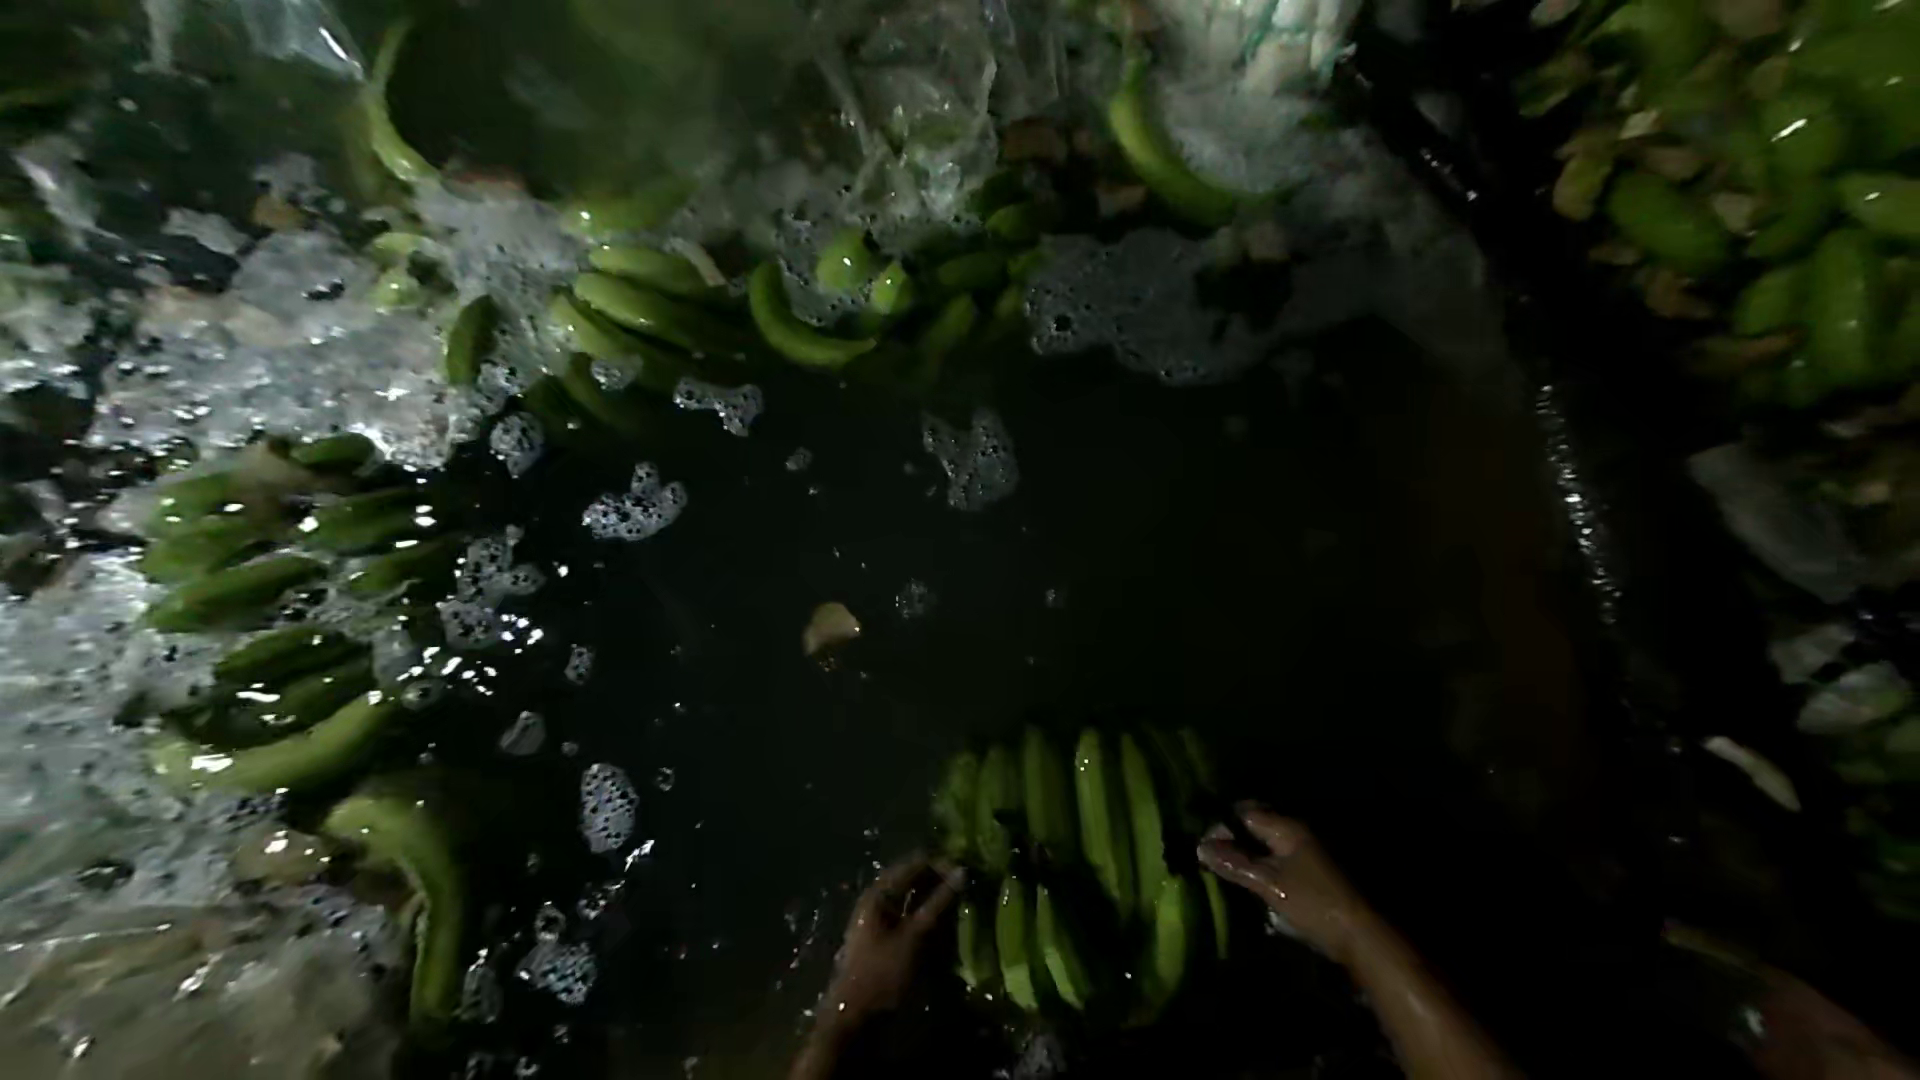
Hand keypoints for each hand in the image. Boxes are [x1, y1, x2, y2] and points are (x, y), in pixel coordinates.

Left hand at [819, 853, 965, 1024]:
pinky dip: (925, 914)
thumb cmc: (882, 974)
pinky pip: (908, 914)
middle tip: (966, 885)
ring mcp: (878, 918)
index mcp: (879, 892)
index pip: (915, 863)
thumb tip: (961, 872)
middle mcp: (876, 899)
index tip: (967, 871)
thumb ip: (938, 903)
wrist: (852, 1021)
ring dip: (933, 897)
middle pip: (912, 878)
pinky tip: (943, 922)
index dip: (941, 864)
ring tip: (959, 902)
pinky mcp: (882, 937)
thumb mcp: (914, 937)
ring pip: (911, 897)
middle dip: (938, 879)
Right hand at [1196, 802, 1374, 964]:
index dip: (1221, 826)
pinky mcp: (1315, 871)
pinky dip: (1263, 863)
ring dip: (1248, 852)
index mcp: (1287, 827)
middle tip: (1215, 857)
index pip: (1243, 813)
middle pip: (1256, 824)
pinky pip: (1280, 856)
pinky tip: (1255, 881)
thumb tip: (1199, 846)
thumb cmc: (1315, 904)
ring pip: (1268, 842)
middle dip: (1234, 837)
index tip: (1206, 848)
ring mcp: (1309, 851)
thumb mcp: (1269, 884)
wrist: (1366, 939)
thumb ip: (1235, 863)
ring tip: (1231, 870)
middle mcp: (1298, 831)